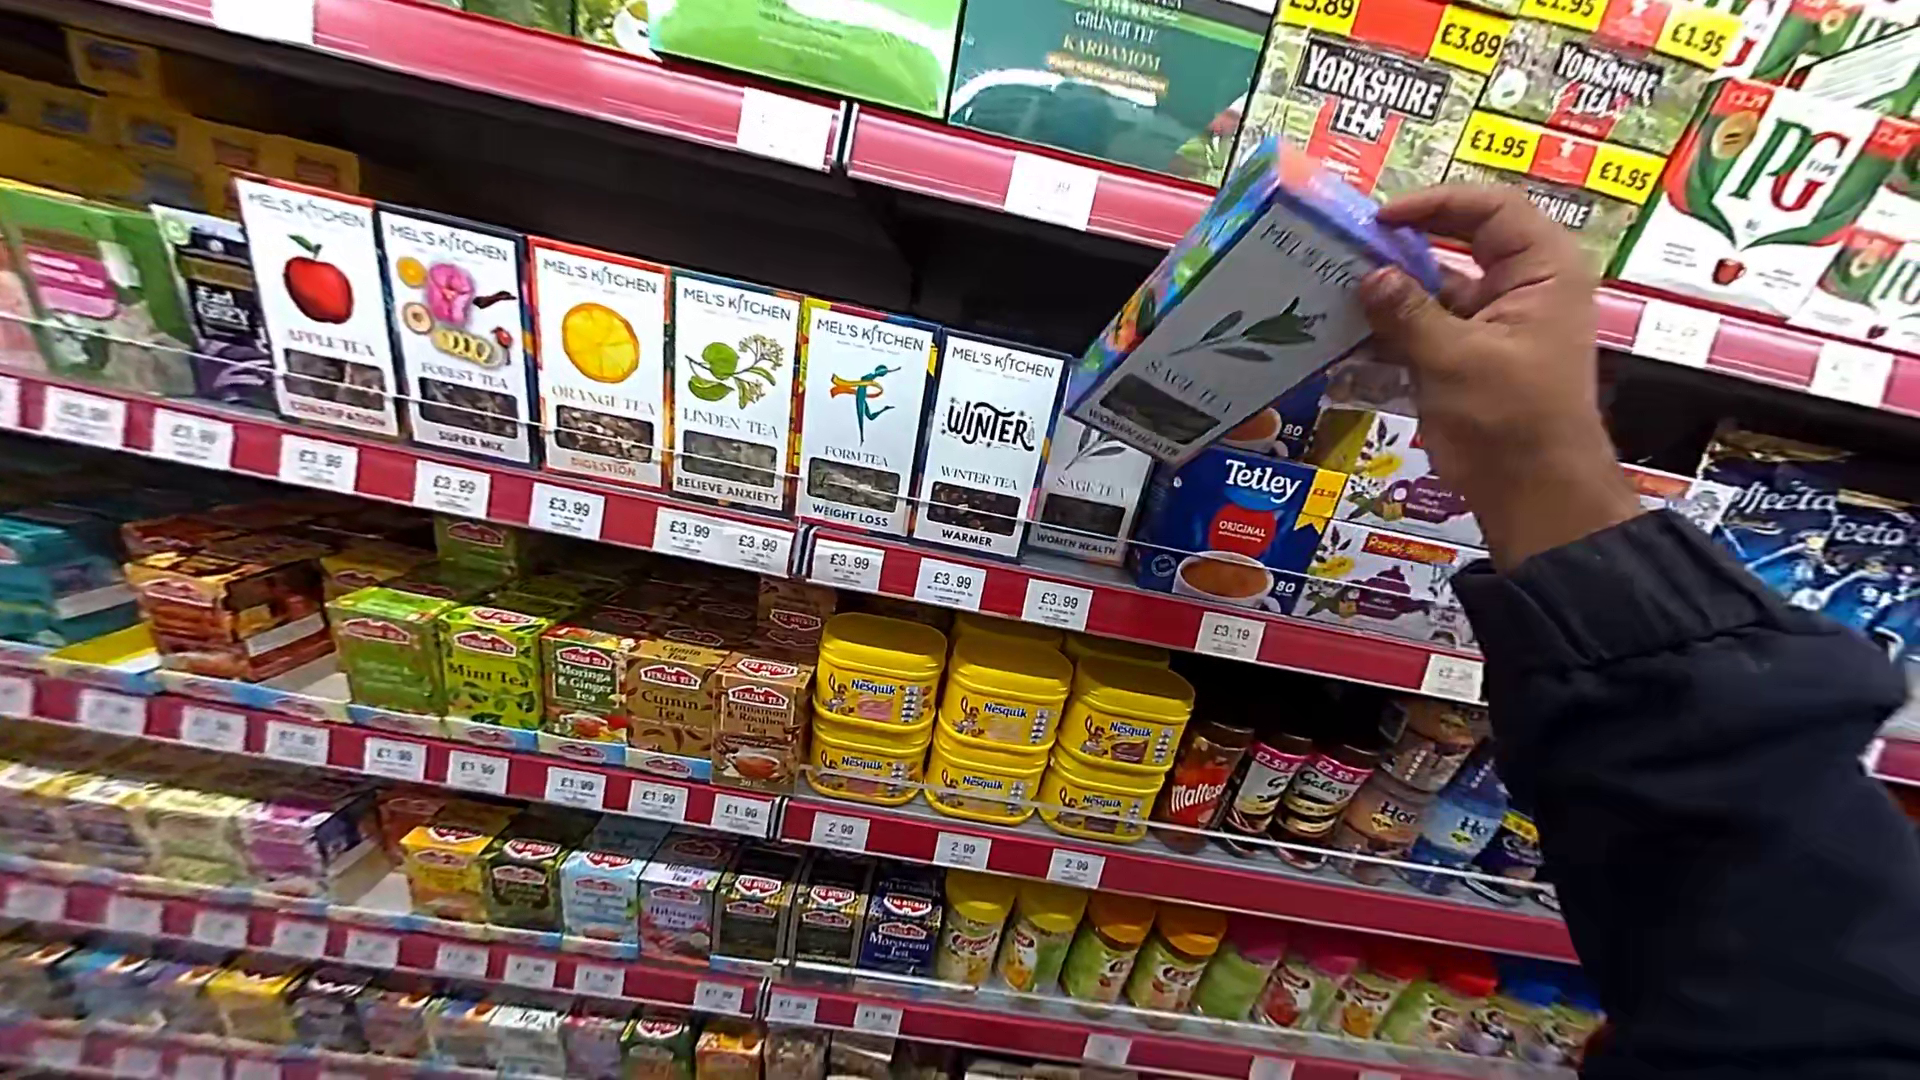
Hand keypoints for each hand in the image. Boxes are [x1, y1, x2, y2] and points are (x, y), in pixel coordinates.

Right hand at [1359, 185, 1641, 568]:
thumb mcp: (1456, 360)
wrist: (1524, 483)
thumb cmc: (1509, 415)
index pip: (1491, 212)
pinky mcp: (1454, 358)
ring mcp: (1482, 325)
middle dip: (1401, 250)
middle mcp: (1513, 289)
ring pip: (1428, 294)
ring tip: (1333, 295)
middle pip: (1455, 248)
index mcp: (1539, 273)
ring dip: (1384, 296)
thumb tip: (1368, 278)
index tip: (1380, 218)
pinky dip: (1381, 334)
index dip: (1436, 205)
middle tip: (1346, 252)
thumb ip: (1410, 316)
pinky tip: (1342, 337)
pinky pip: (1414, 332)